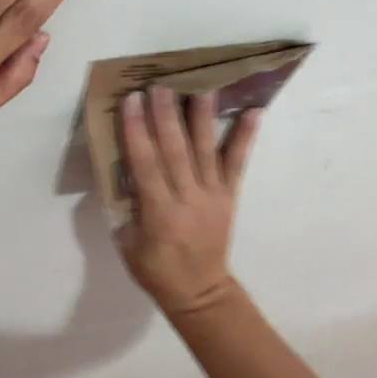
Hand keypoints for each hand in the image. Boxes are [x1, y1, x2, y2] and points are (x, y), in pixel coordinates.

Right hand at [116, 86, 260, 314]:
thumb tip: (123, 165)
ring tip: (200, 86)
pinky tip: (253, 111)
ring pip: (205, 150)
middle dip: (166, 115)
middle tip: (159, 85)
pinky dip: (245, 136)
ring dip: (201, 116)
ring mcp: (213, 195)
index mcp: (159, 214)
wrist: (200, 292)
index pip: (145, 164)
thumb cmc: (155, 269)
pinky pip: (237, 162)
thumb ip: (127, 204)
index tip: (131, 100)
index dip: (137, 130)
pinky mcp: (230, 195)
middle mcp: (188, 199)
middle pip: (175, 150)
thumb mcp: (127, 242)